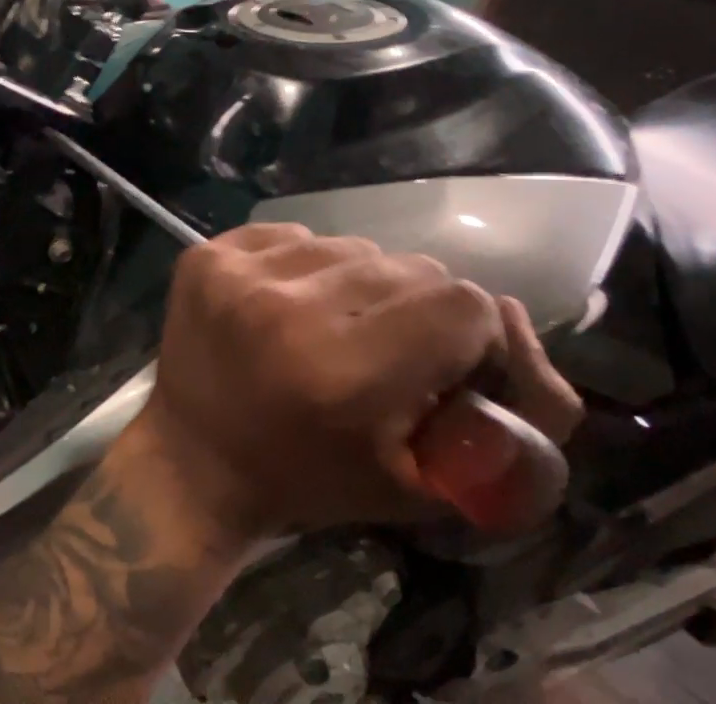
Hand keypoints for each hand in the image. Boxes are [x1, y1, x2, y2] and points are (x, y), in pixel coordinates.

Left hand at [139, 223, 582, 536]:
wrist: (195, 461)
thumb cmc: (315, 480)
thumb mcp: (437, 479)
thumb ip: (520, 411)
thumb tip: (515, 312)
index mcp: (344, 374)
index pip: (463, 303)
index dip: (467, 338)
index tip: (438, 369)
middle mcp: (286, 310)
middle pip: (411, 266)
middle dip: (415, 310)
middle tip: (382, 352)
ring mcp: (236, 275)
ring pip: (353, 245)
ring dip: (358, 284)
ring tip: (331, 330)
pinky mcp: (203, 255)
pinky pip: (294, 235)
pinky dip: (305, 267)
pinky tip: (287, 308)